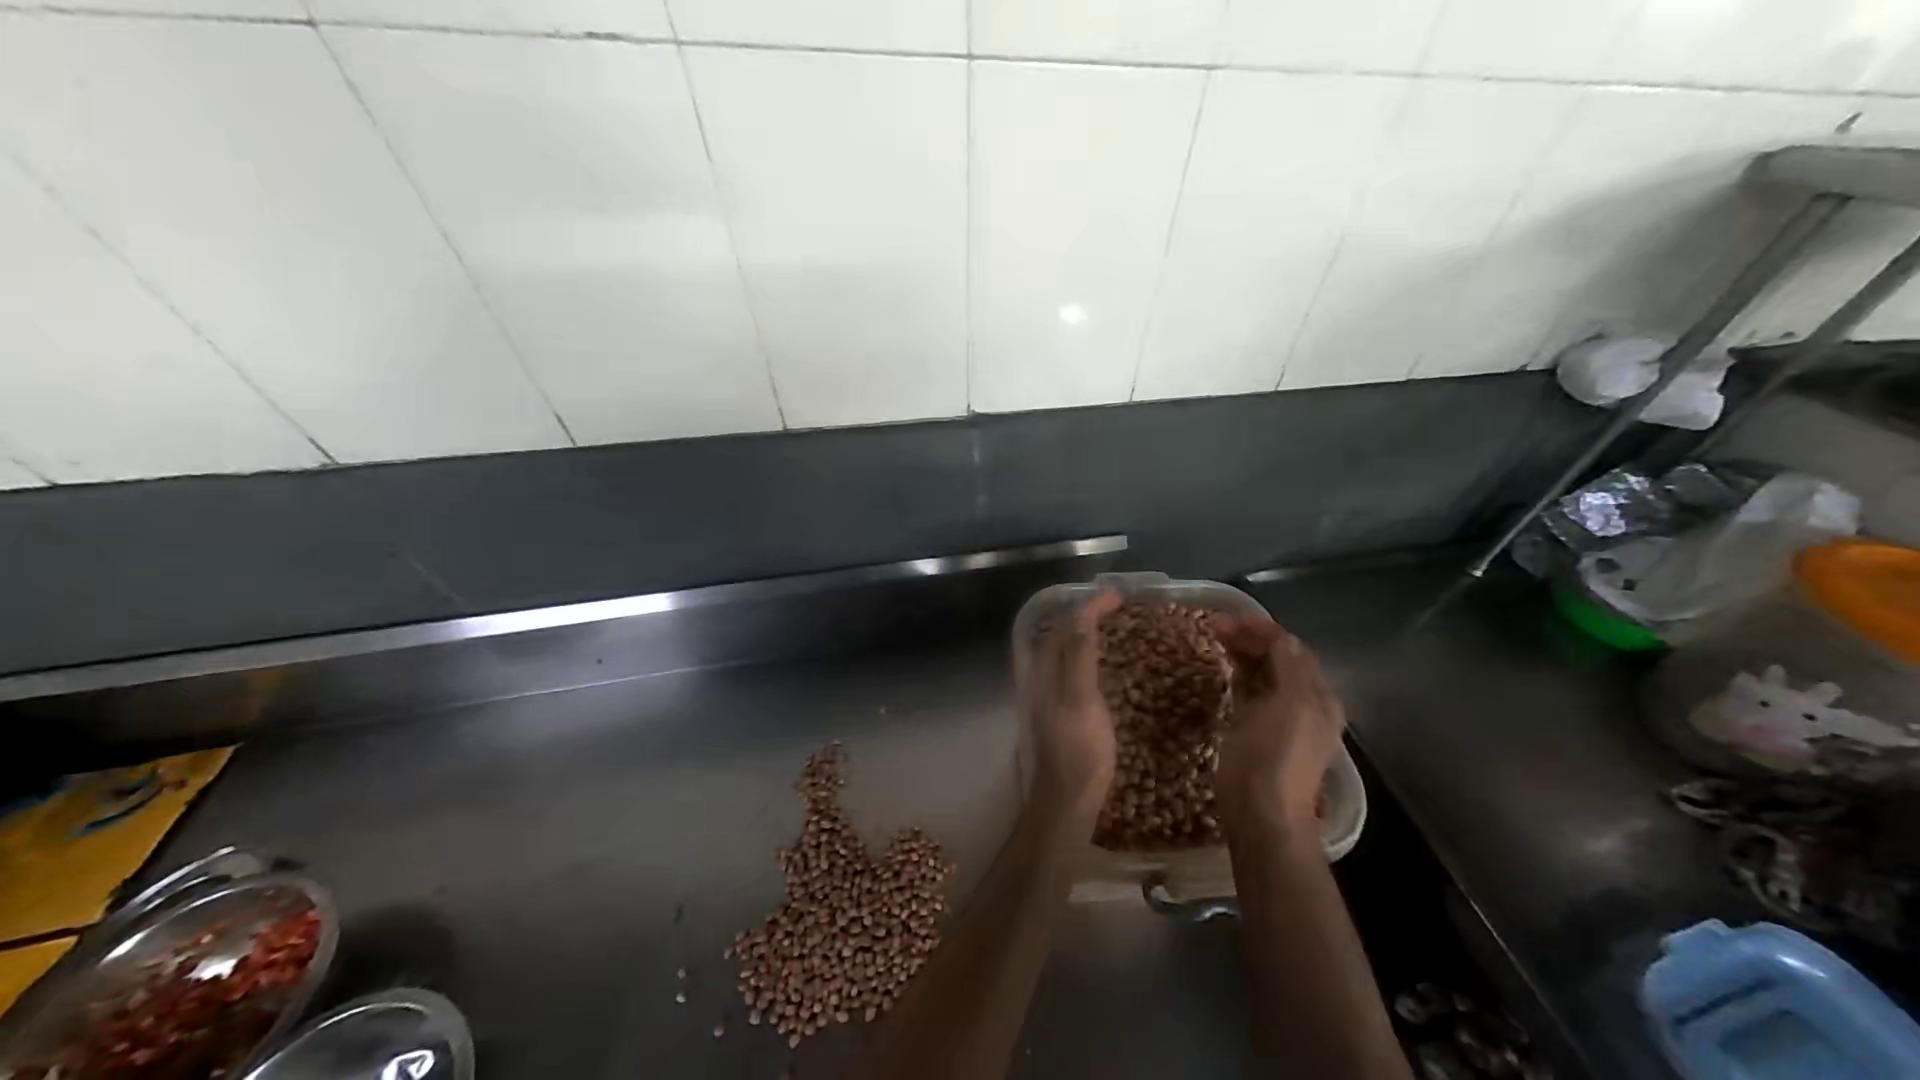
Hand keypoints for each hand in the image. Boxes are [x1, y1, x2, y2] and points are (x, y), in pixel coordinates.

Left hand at [1025, 592, 1121, 822]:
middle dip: (1082, 616)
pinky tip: (1099, 666)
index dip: (1088, 607)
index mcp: (1042, 672)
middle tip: (1113, 607)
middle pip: (1057, 636)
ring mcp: (1046, 698)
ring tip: (1108, 626)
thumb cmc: (1079, 751)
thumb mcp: (1081, 699)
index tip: (1117, 595)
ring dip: (1081, 634)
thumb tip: (1081, 615)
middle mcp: (1038, 679)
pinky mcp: (1057, 714)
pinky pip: (1068, 671)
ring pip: (1060, 653)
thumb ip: (1079, 656)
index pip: (1064, 626)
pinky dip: (1083, 657)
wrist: (1067, 801)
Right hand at [1212, 614, 1344, 830]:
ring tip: (1215, 636)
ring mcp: (1276, 717)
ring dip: (1242, 652)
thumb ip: (1290, 667)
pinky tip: (1223, 664)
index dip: (1266, 631)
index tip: (1234, 618)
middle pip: (1278, 659)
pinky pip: (1248, 692)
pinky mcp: (1252, 730)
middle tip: (1217, 626)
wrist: (1261, 810)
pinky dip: (1237, 674)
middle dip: (1252, 639)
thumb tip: (1282, 637)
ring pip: (1262, 673)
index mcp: (1318, 697)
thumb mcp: (1291, 705)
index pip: (1294, 651)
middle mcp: (1302, 703)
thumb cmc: (1277, 755)